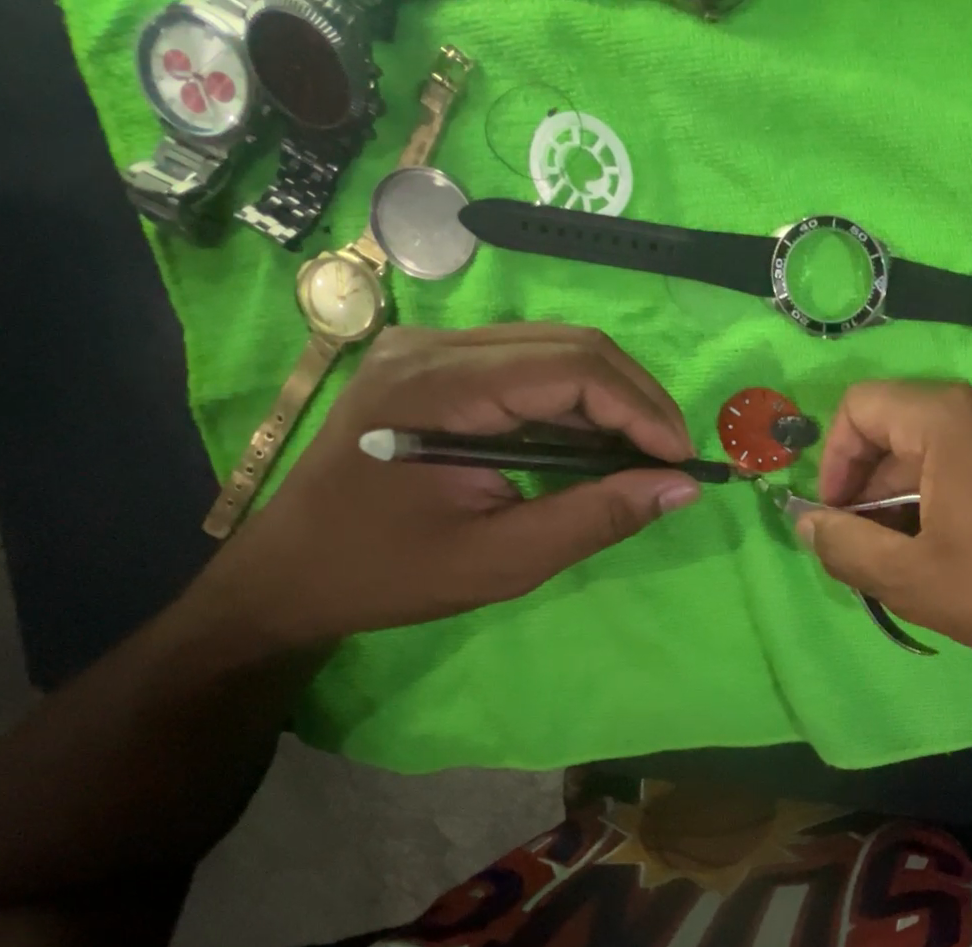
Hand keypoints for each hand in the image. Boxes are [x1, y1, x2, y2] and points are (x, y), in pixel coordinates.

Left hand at [191, 324, 701, 650]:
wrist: (288, 574)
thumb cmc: (389, 573)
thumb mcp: (504, 559)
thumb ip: (597, 517)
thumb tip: (683, 487)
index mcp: (438, 389)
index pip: (573, 368)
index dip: (642, 409)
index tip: (682, 462)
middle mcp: (433, 348)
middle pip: (572, 346)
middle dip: (638, 399)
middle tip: (673, 459)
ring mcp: (430, 350)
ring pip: (557, 349)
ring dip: (614, 398)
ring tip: (644, 454)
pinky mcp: (435, 366)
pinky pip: (530, 365)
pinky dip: (578, 402)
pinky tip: (596, 444)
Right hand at [798, 381, 971, 680]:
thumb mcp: (912, 579)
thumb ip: (844, 545)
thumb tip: (807, 522)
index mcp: (951, 417)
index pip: (862, 406)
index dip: (834, 461)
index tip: (837, 518)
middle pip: (903, 427)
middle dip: (873, 488)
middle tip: (872, 552)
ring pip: (942, 446)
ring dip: (912, 496)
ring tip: (915, 559)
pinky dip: (953, 491)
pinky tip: (961, 546)